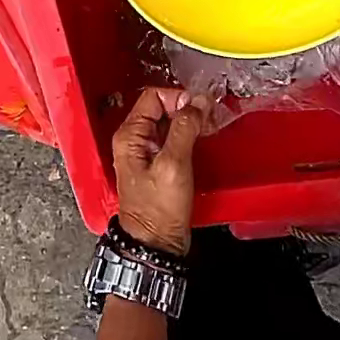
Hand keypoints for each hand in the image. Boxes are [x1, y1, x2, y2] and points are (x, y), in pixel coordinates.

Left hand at [110, 87, 207, 256]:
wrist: (156, 242)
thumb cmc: (158, 209)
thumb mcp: (174, 165)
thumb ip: (184, 130)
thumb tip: (197, 102)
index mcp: (130, 135)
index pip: (152, 97)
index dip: (178, 98)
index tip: (200, 109)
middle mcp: (134, 139)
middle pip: (161, 107)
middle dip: (187, 108)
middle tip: (209, 117)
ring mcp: (145, 151)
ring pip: (169, 122)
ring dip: (190, 121)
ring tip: (210, 127)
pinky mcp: (159, 163)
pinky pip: (173, 138)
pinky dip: (189, 135)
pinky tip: (203, 140)